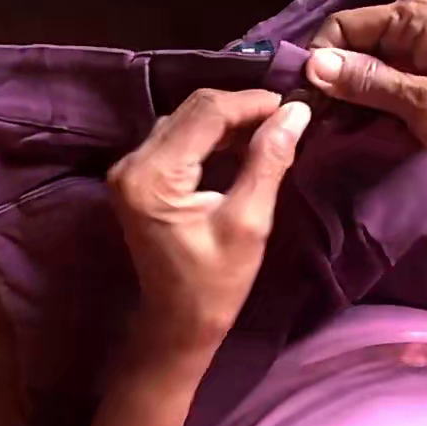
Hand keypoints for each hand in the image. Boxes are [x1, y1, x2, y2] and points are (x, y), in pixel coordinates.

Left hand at [108, 88, 310, 360]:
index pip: (207, 113)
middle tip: (285, 116)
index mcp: (154, 176)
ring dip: (229, 117)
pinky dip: (213, 131)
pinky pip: (179, 134)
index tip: (292, 106)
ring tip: (269, 127)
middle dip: (242, 107)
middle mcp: (132, 162)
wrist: (176, 322)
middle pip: (194, 109)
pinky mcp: (138, 173)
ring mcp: (131, 166)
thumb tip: (295, 112)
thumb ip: (268, 161)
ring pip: (187, 117)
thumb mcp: (249, 222)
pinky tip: (242, 139)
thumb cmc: (215, 283)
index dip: (252, 103)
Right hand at [305, 0, 426, 193]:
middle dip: (332, 85)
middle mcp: (413, 28)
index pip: (345, 25)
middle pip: (351, 48)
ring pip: (362, 72)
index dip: (321, 60)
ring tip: (336, 134)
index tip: (306, 102)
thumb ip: (369, 82)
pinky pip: (379, 90)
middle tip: (317, 126)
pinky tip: (360, 134)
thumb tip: (311, 64)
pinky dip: (367, 111)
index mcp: (418, 18)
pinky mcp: (422, 83)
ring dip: (347, 102)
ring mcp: (418, 56)